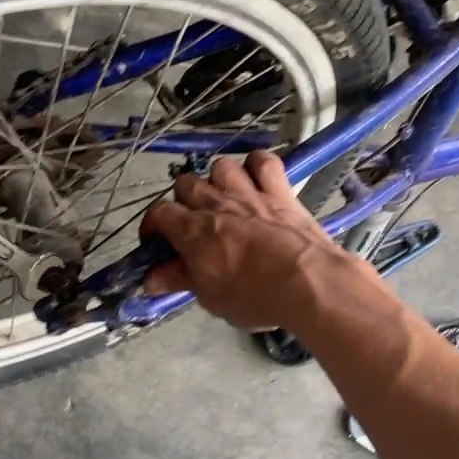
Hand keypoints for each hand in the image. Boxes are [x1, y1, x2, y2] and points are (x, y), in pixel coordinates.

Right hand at [141, 151, 364, 331]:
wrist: (308, 281)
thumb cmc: (255, 297)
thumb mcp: (210, 298)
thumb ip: (181, 280)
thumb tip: (151, 279)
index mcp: (193, 230)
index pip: (159, 213)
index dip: (154, 225)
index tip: (158, 242)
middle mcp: (217, 203)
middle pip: (186, 184)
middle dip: (184, 201)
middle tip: (193, 223)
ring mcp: (250, 192)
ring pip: (221, 166)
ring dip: (218, 180)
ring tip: (224, 199)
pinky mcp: (281, 191)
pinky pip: (264, 161)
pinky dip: (257, 165)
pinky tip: (257, 179)